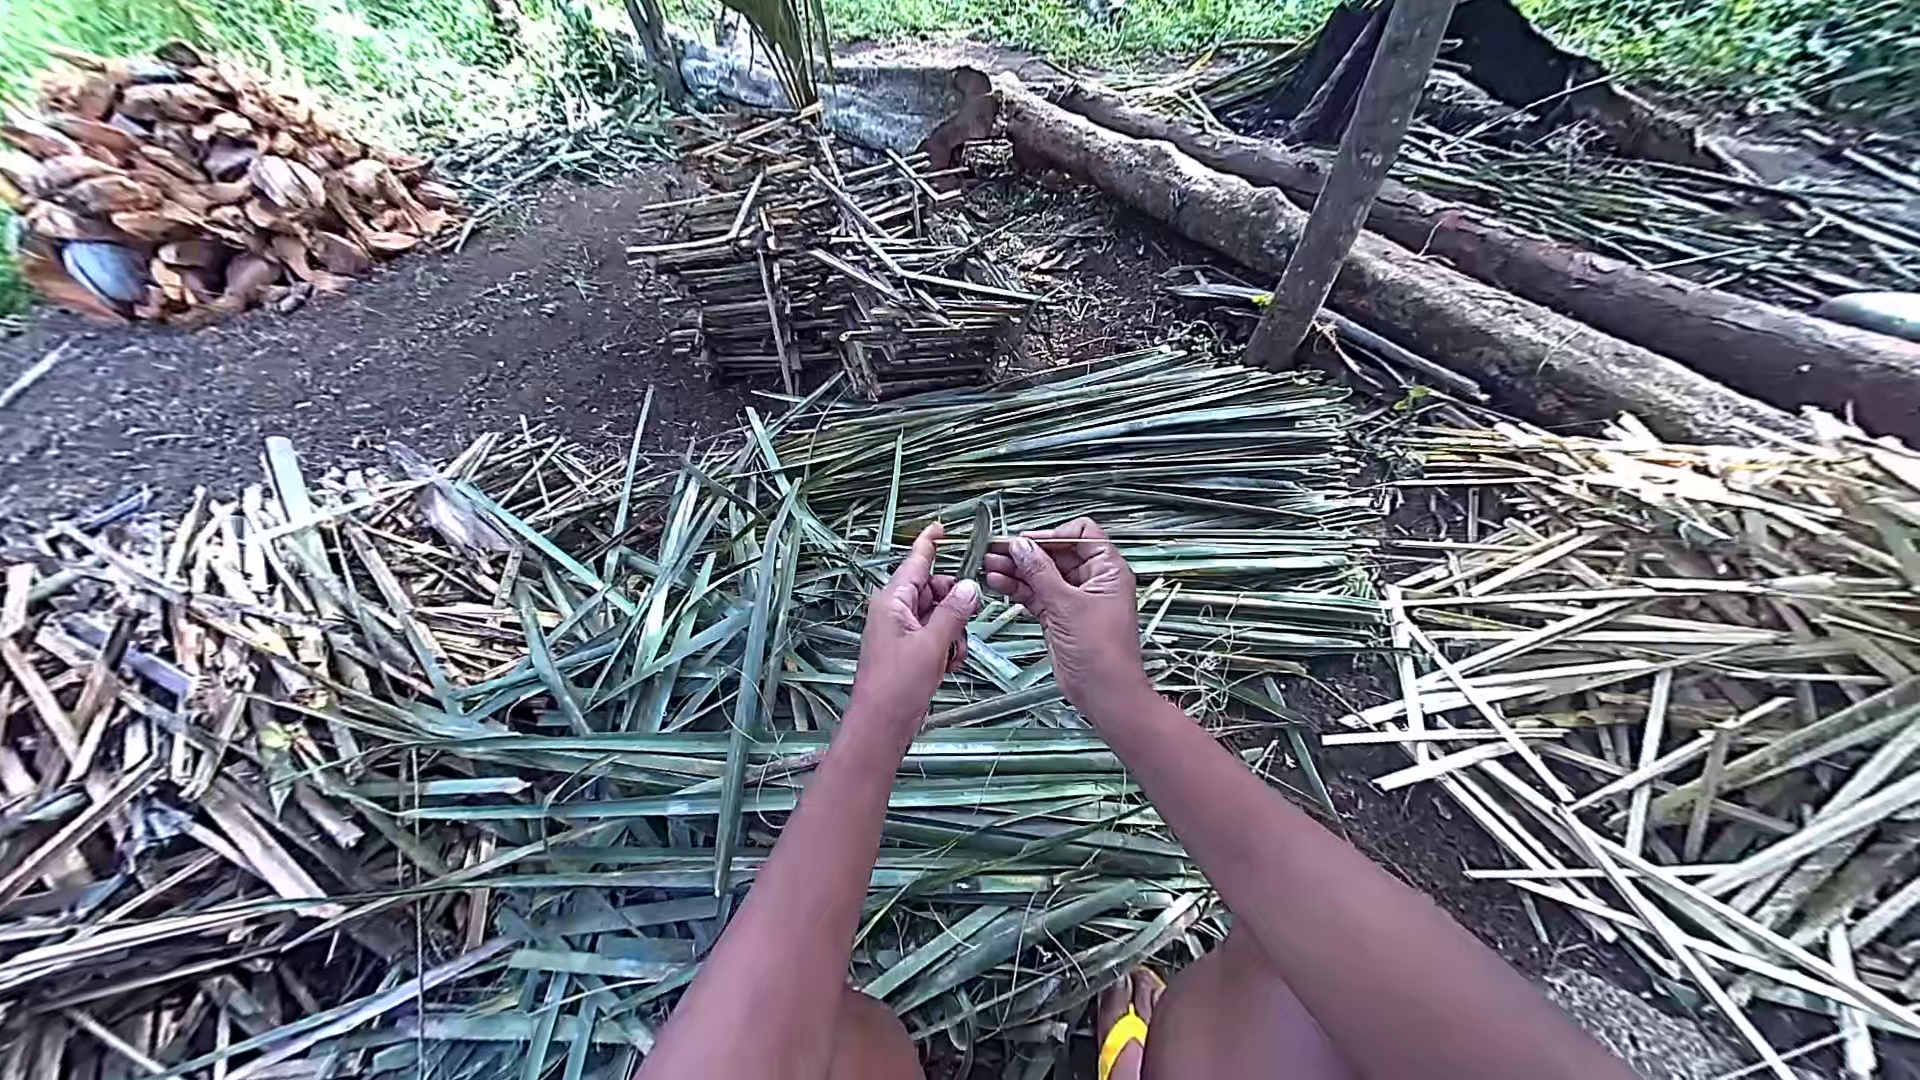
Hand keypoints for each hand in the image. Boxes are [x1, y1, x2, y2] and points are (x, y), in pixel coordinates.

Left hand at [848, 522, 980, 733]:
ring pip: (940, 614)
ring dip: (953, 631)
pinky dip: (947, 646)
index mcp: (893, 600)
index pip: (915, 561)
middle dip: (954, 604)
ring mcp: (902, 630)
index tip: (941, 527)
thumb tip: (969, 586)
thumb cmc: (897, 684)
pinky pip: (937, 635)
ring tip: (950, 654)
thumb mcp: (932, 644)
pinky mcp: (910, 649)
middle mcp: (896, 610)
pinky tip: (946, 665)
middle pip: (935, 589)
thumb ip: (953, 612)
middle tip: (965, 620)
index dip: (930, 543)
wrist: (883, 724)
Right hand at [983, 517, 1151, 715]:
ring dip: (1016, 569)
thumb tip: (1022, 547)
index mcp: (1107, 570)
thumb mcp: (1067, 605)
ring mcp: (1074, 599)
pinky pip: (1035, 594)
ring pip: (1041, 574)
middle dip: (1026, 552)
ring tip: (990, 564)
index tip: (1026, 541)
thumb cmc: (1104, 654)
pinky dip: (1017, 588)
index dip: (1052, 535)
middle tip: (998, 550)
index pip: (1080, 535)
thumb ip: (1040, 572)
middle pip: (1055, 553)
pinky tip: (998, 582)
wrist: (1104, 693)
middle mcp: (1092, 581)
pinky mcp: (1058, 616)